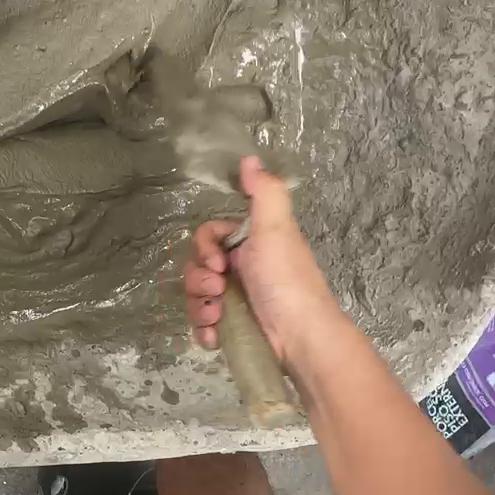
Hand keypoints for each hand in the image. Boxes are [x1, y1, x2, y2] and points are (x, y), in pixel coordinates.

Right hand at [183, 156, 334, 364]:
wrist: (300, 335)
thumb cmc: (287, 279)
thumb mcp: (277, 229)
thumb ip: (263, 193)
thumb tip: (250, 158)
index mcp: (249, 244)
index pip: (206, 237)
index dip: (204, 248)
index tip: (218, 261)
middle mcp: (239, 269)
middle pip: (195, 267)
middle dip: (199, 281)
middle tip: (219, 290)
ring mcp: (233, 300)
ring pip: (194, 297)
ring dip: (199, 307)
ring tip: (217, 316)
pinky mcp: (230, 327)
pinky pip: (201, 325)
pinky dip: (204, 331)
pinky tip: (216, 336)